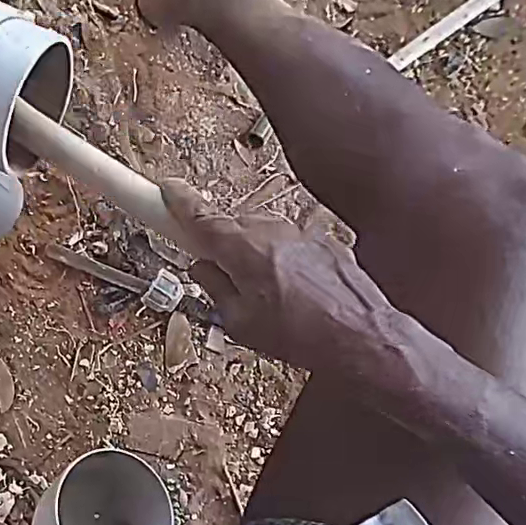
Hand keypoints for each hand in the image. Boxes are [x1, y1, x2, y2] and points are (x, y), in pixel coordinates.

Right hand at [162, 179, 411, 377]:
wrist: (361, 337)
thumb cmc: (298, 336)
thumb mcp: (239, 322)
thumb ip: (214, 288)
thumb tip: (201, 268)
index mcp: (241, 248)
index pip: (200, 216)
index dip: (178, 201)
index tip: (164, 187)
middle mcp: (269, 230)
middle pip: (231, 225)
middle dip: (220, 243)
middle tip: (219, 273)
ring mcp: (299, 232)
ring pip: (261, 233)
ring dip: (252, 253)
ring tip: (264, 293)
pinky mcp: (323, 240)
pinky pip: (288, 243)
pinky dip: (281, 259)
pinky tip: (292, 291)